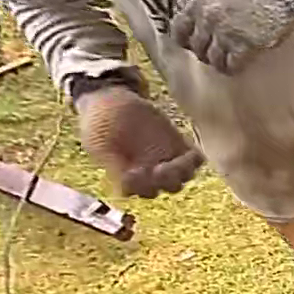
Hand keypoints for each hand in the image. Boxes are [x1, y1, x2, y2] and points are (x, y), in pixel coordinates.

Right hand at [73, 83, 202, 197]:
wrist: (113, 102)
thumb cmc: (100, 124)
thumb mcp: (98, 142)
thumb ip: (111, 164)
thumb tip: (124, 187)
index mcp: (131, 176)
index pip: (142, 191)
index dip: (142, 187)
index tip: (133, 173)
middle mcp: (153, 172)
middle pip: (169, 187)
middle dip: (167, 181)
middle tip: (159, 168)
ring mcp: (169, 160)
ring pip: (184, 176)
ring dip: (183, 171)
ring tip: (177, 161)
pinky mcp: (180, 146)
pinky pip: (196, 160)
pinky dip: (195, 159)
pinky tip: (189, 153)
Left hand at [169, 0, 293, 73]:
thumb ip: (209, 11)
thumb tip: (205, 32)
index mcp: (198, 4)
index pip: (179, 30)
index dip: (186, 41)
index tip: (195, 46)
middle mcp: (207, 19)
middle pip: (197, 47)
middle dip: (205, 54)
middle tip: (215, 57)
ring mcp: (224, 33)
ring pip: (213, 59)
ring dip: (219, 64)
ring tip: (226, 64)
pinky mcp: (242, 46)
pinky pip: (231, 65)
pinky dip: (233, 68)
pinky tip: (237, 67)